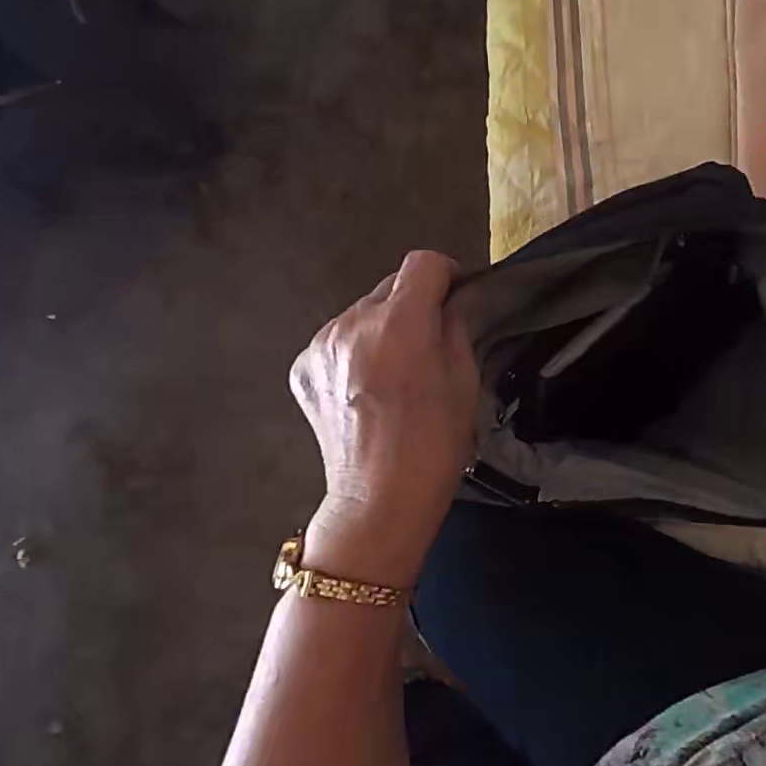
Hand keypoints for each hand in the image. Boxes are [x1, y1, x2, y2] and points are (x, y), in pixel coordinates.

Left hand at [289, 251, 479, 588]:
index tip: (455, 296)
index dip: (446, 274)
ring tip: (393, 370)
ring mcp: (320, 345)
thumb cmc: (434, 445)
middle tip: (427, 341)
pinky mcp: (301, 368)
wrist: (378, 502)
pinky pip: (337, 340)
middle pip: (389, 286)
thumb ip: (455, 327)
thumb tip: (448, 304)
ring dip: (382, 327)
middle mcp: (351, 323)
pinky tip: (364, 388)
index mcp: (399, 324)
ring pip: (361, 313)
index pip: (422, 263)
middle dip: (413, 303)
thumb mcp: (463, 381)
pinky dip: (355, 351)